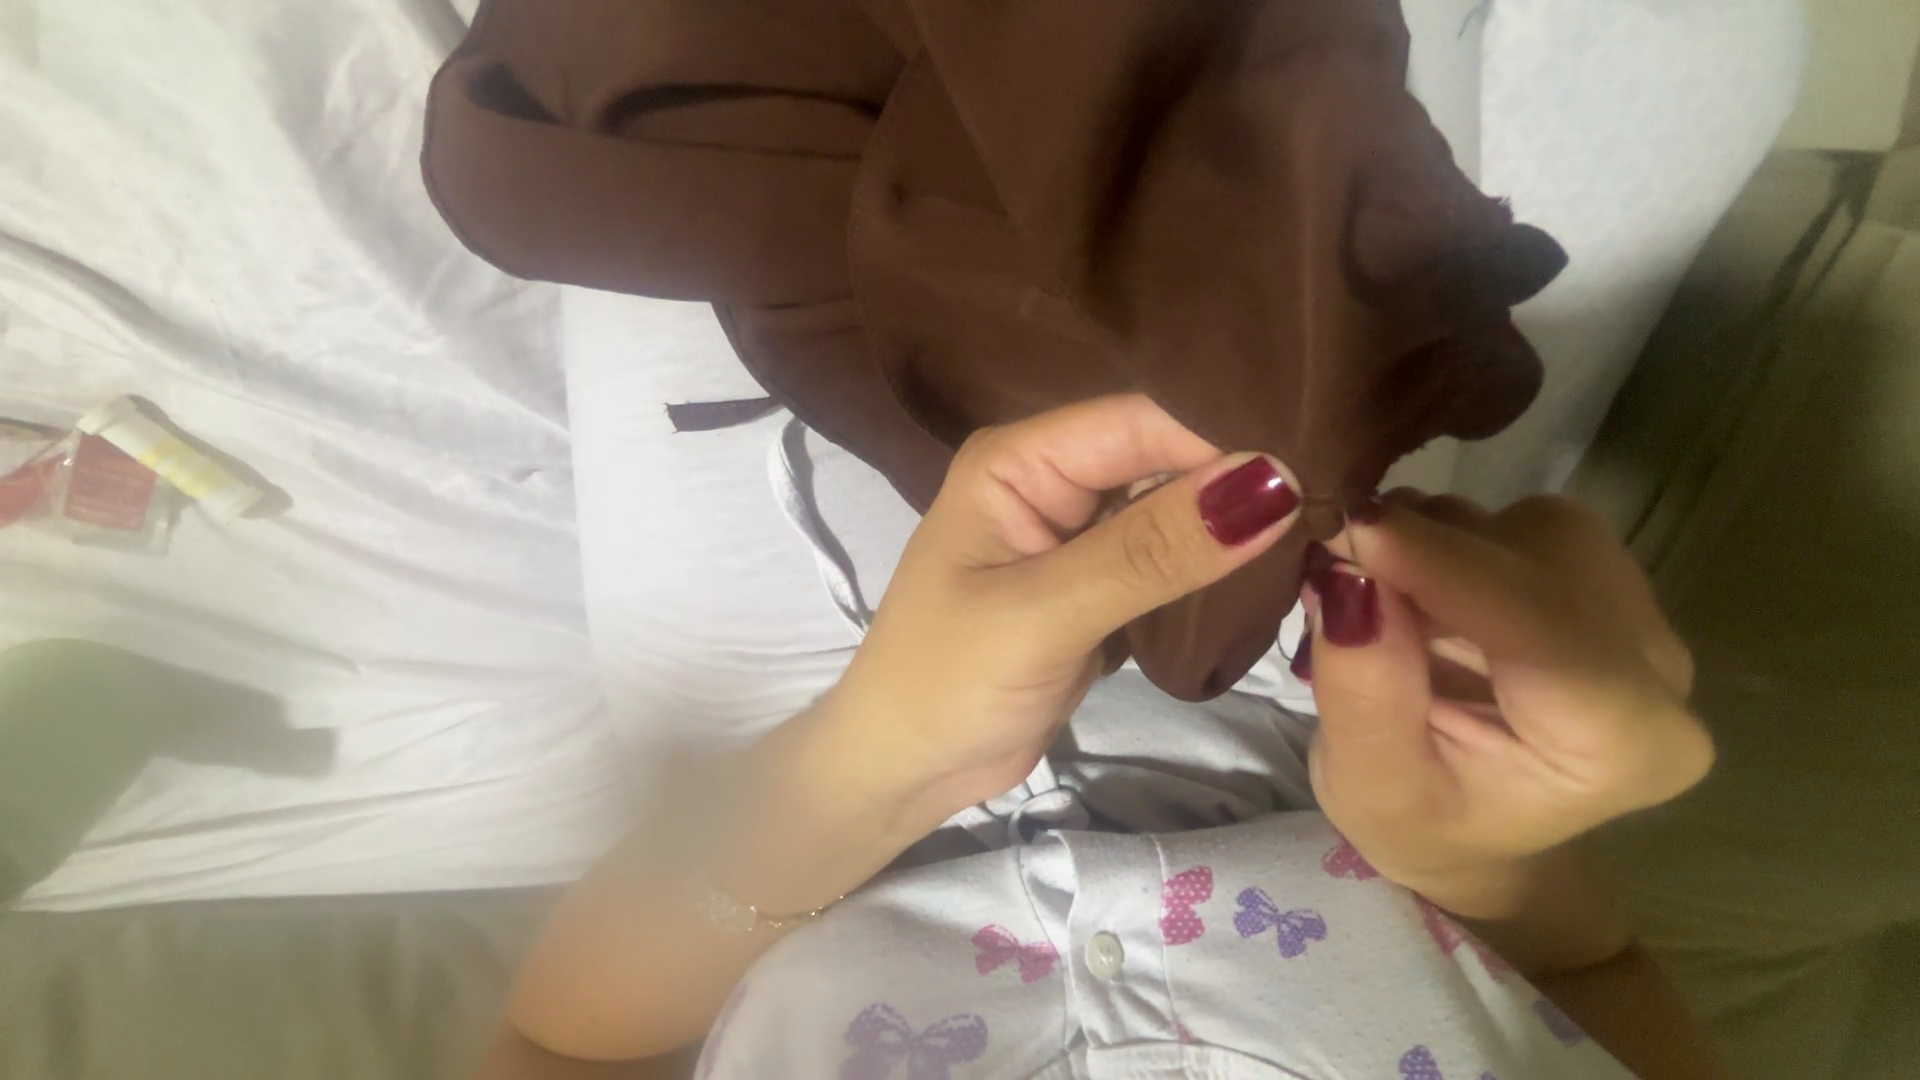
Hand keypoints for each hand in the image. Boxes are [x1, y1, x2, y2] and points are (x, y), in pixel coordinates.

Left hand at [823, 394, 1303, 821]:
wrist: (908, 767)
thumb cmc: (944, 682)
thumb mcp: (1043, 614)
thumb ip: (1150, 552)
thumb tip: (1271, 483)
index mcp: (1017, 461)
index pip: (1139, 420)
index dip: (1225, 434)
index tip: (1321, 461)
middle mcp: (1049, 481)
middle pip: (1162, 456)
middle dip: (1240, 476)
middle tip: (1343, 494)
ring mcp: (1075, 535)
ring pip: (1171, 507)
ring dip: (1233, 522)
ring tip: (1328, 525)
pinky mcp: (1095, 584)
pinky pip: (1165, 558)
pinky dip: (1210, 565)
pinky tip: (1273, 566)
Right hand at [1303, 492, 1712, 921]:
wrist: (1463, 826)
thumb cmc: (1416, 821)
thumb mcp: (1368, 781)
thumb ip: (1362, 692)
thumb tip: (1348, 577)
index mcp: (1618, 745)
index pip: (1542, 624)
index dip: (1440, 564)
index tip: (1342, 528)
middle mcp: (1651, 672)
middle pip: (1548, 555)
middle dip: (1430, 544)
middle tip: (1333, 560)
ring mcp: (1632, 621)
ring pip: (1533, 526)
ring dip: (1433, 535)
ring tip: (1369, 588)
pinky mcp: (1595, 589)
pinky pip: (1516, 524)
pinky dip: (1441, 533)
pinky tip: (1403, 580)